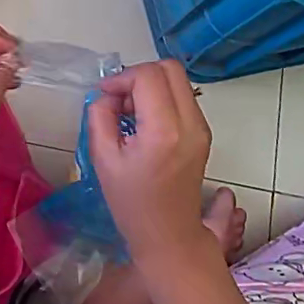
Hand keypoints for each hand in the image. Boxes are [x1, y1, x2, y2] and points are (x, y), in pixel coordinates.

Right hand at [86, 60, 215, 264]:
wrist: (170, 236)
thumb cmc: (132, 204)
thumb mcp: (103, 159)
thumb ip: (100, 117)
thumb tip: (107, 95)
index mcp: (164, 131)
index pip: (148, 76)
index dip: (121, 78)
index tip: (104, 96)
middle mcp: (190, 123)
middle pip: (169, 68)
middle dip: (139, 75)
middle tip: (119, 99)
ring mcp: (202, 127)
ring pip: (178, 80)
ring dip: (150, 85)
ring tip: (129, 112)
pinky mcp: (204, 132)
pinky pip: (182, 97)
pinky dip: (161, 98)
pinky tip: (143, 122)